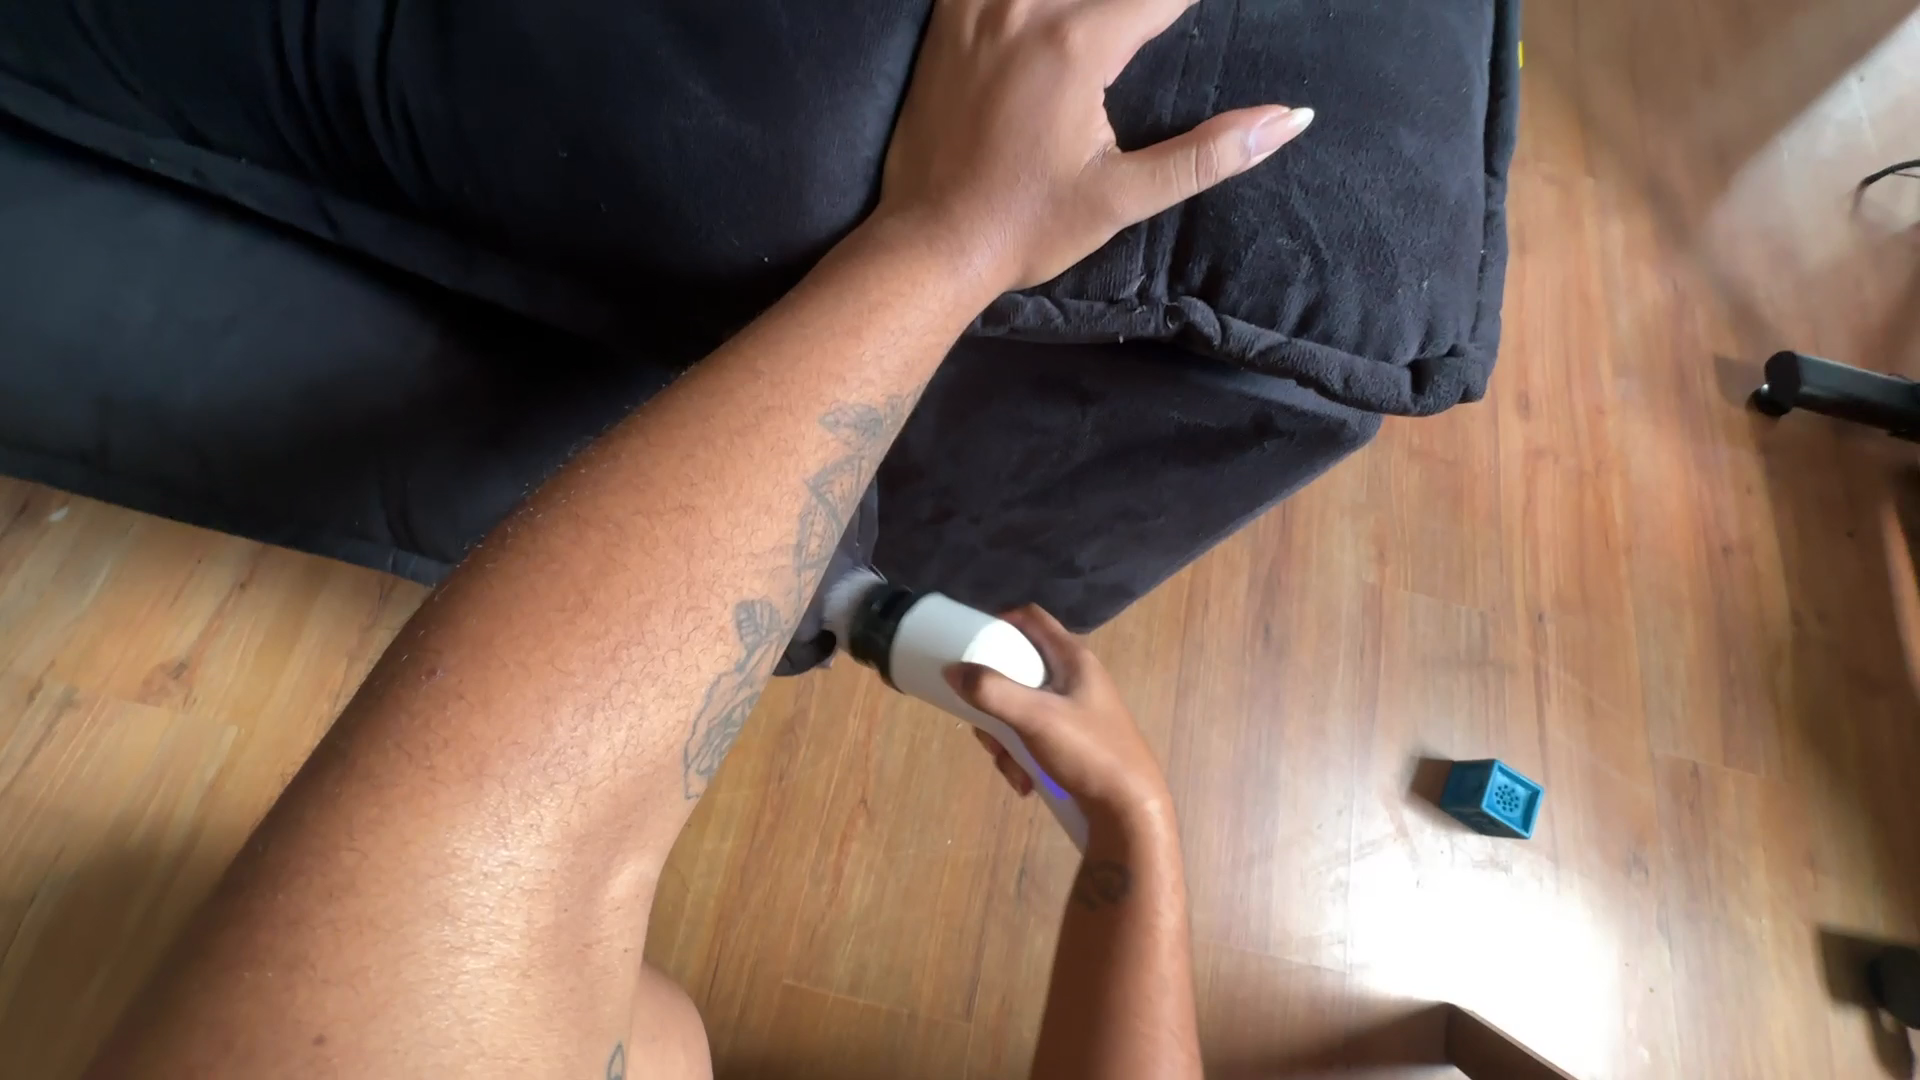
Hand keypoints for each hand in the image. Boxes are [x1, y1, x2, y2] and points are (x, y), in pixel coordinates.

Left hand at [873, 0, 1312, 291]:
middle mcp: (1027, 3)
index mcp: (1078, 43)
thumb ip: (1204, 154)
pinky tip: (1048, 6)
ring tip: (1119, 14)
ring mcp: (979, 4)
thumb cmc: (1025, 230)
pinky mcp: (947, 17)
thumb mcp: (1119, 200)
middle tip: (1153, 16)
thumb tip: (1289, 119)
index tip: (1197, 10)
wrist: (932, 244)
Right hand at [946, 605, 1171, 817]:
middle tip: (982, 722)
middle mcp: (1074, 680)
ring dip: (1005, 739)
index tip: (969, 642)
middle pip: (1017, 670)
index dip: (999, 621)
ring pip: (1019, 710)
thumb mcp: (1035, 718)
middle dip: (993, 700)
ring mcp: (1074, 713)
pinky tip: (1025, 783)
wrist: (1130, 813)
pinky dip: (1021, 759)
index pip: (1031, 618)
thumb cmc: (1088, 752)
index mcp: (1073, 659)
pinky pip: (1032, 739)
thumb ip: (992, 692)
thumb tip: (952, 670)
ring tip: (1010, 765)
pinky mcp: (1072, 743)